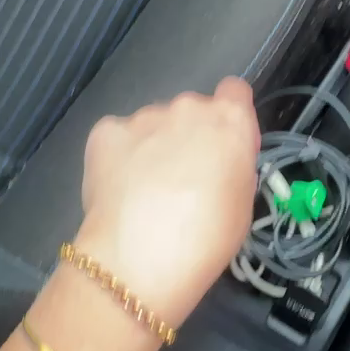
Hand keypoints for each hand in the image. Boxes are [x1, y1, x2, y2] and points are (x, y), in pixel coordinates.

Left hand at [74, 78, 259, 325]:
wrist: (141, 258)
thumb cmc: (208, 238)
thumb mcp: (244, 202)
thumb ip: (234, 166)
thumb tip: (219, 162)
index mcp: (229, 121)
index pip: (235, 92)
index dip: (230, 118)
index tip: (225, 148)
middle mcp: (188, 107)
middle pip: (192, 111)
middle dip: (190, 136)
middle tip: (183, 180)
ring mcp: (144, 117)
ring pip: (154, 124)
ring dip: (154, 146)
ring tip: (145, 191)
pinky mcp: (105, 131)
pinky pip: (119, 136)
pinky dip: (120, 156)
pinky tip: (120, 188)